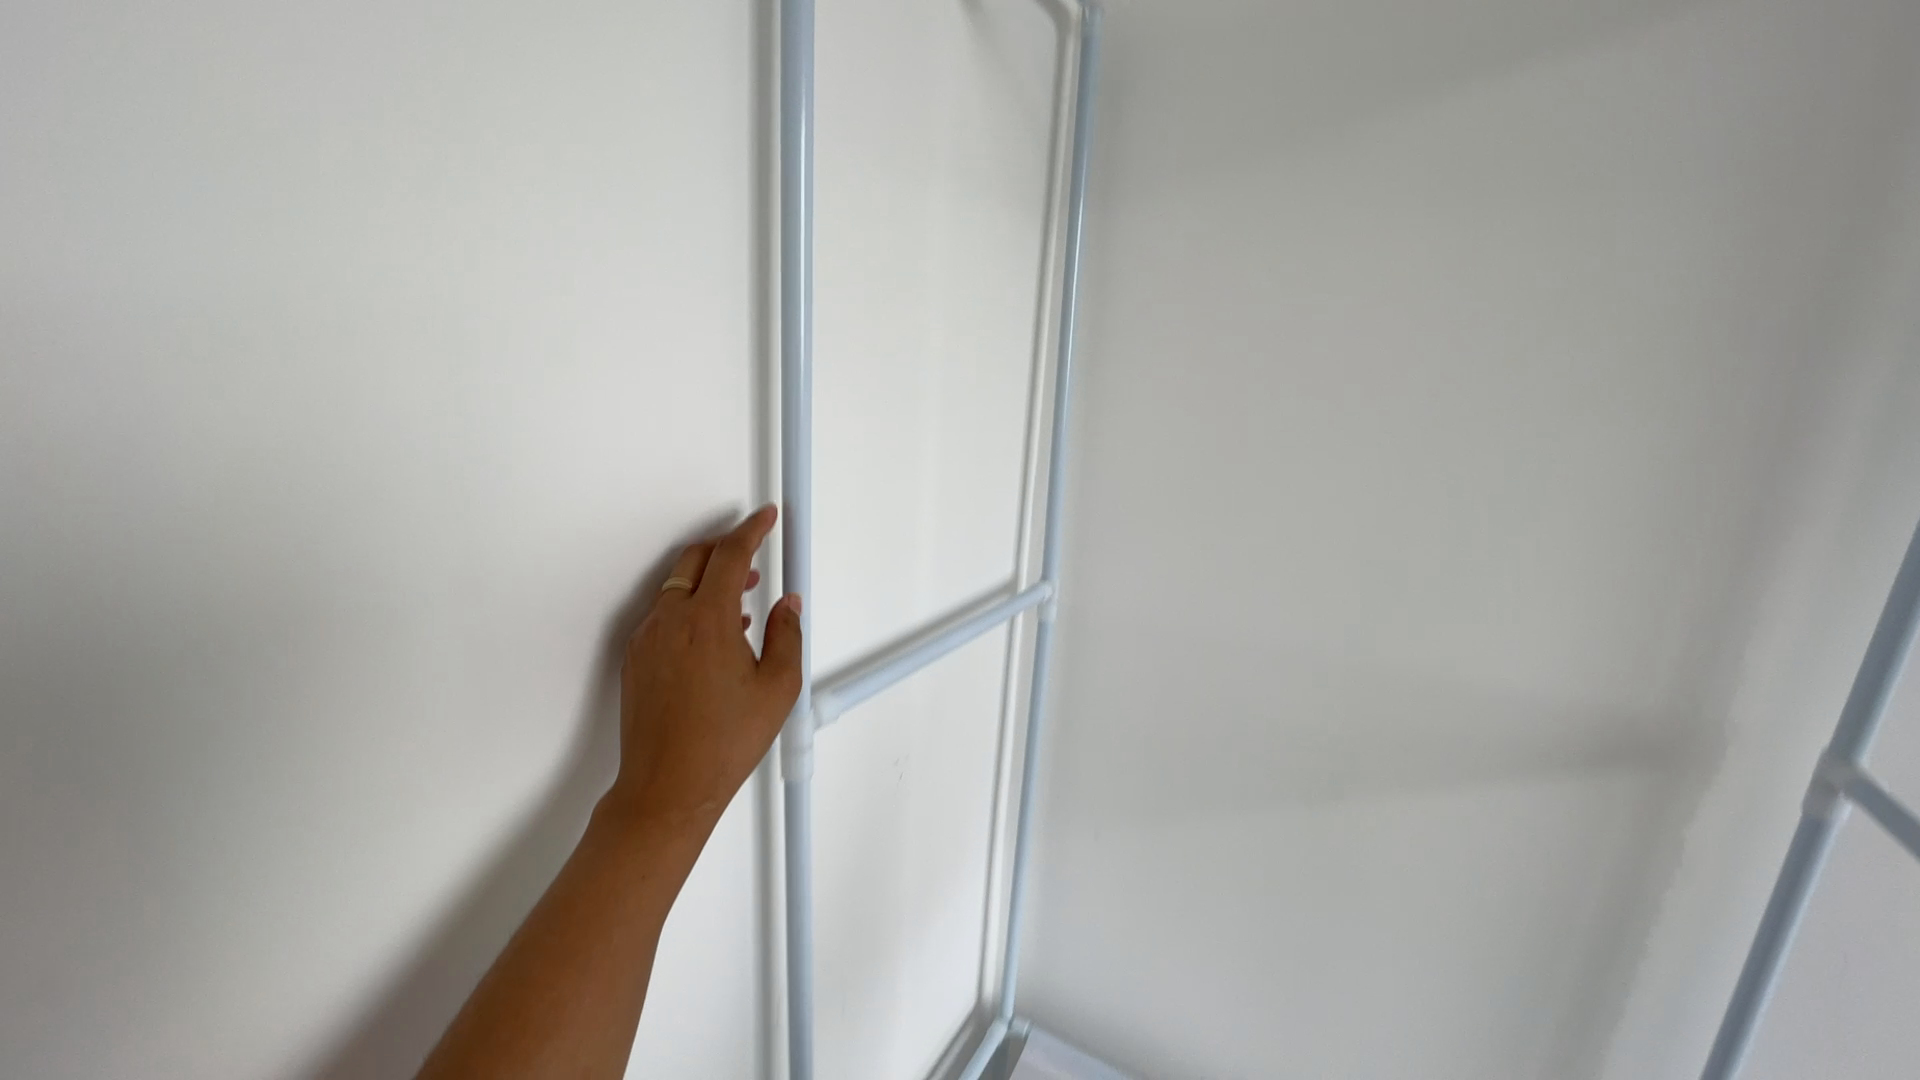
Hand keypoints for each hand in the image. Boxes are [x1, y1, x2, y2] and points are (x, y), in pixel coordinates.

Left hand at [605, 506, 801, 832]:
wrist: (668, 787)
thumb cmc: (719, 745)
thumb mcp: (777, 687)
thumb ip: (787, 635)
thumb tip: (788, 608)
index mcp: (707, 622)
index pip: (731, 554)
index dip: (752, 530)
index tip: (765, 518)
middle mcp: (670, 623)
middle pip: (696, 559)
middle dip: (727, 548)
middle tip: (753, 554)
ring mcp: (647, 640)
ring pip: (677, 586)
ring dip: (709, 580)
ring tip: (741, 599)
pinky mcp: (636, 659)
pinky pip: (664, 613)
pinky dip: (689, 606)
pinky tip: (713, 632)